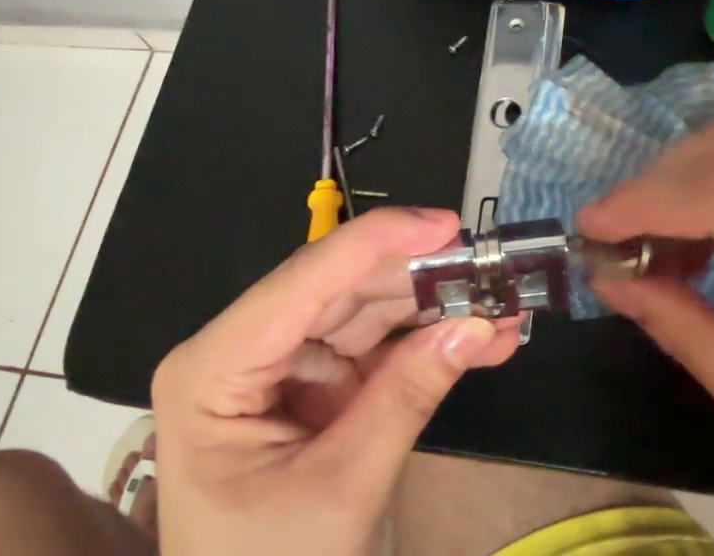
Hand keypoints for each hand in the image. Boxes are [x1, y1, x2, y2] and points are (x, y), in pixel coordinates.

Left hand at [150, 207, 521, 555]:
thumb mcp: (341, 490)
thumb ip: (407, 397)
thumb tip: (478, 326)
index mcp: (214, 366)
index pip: (302, 282)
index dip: (376, 242)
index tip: (446, 223)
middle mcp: (239, 351)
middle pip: (335, 292)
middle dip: (415, 278)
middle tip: (488, 266)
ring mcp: (276, 369)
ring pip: (359, 316)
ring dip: (428, 311)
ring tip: (499, 303)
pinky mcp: (308, 390)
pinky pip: (368, 354)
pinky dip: (420, 349)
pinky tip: (475, 340)